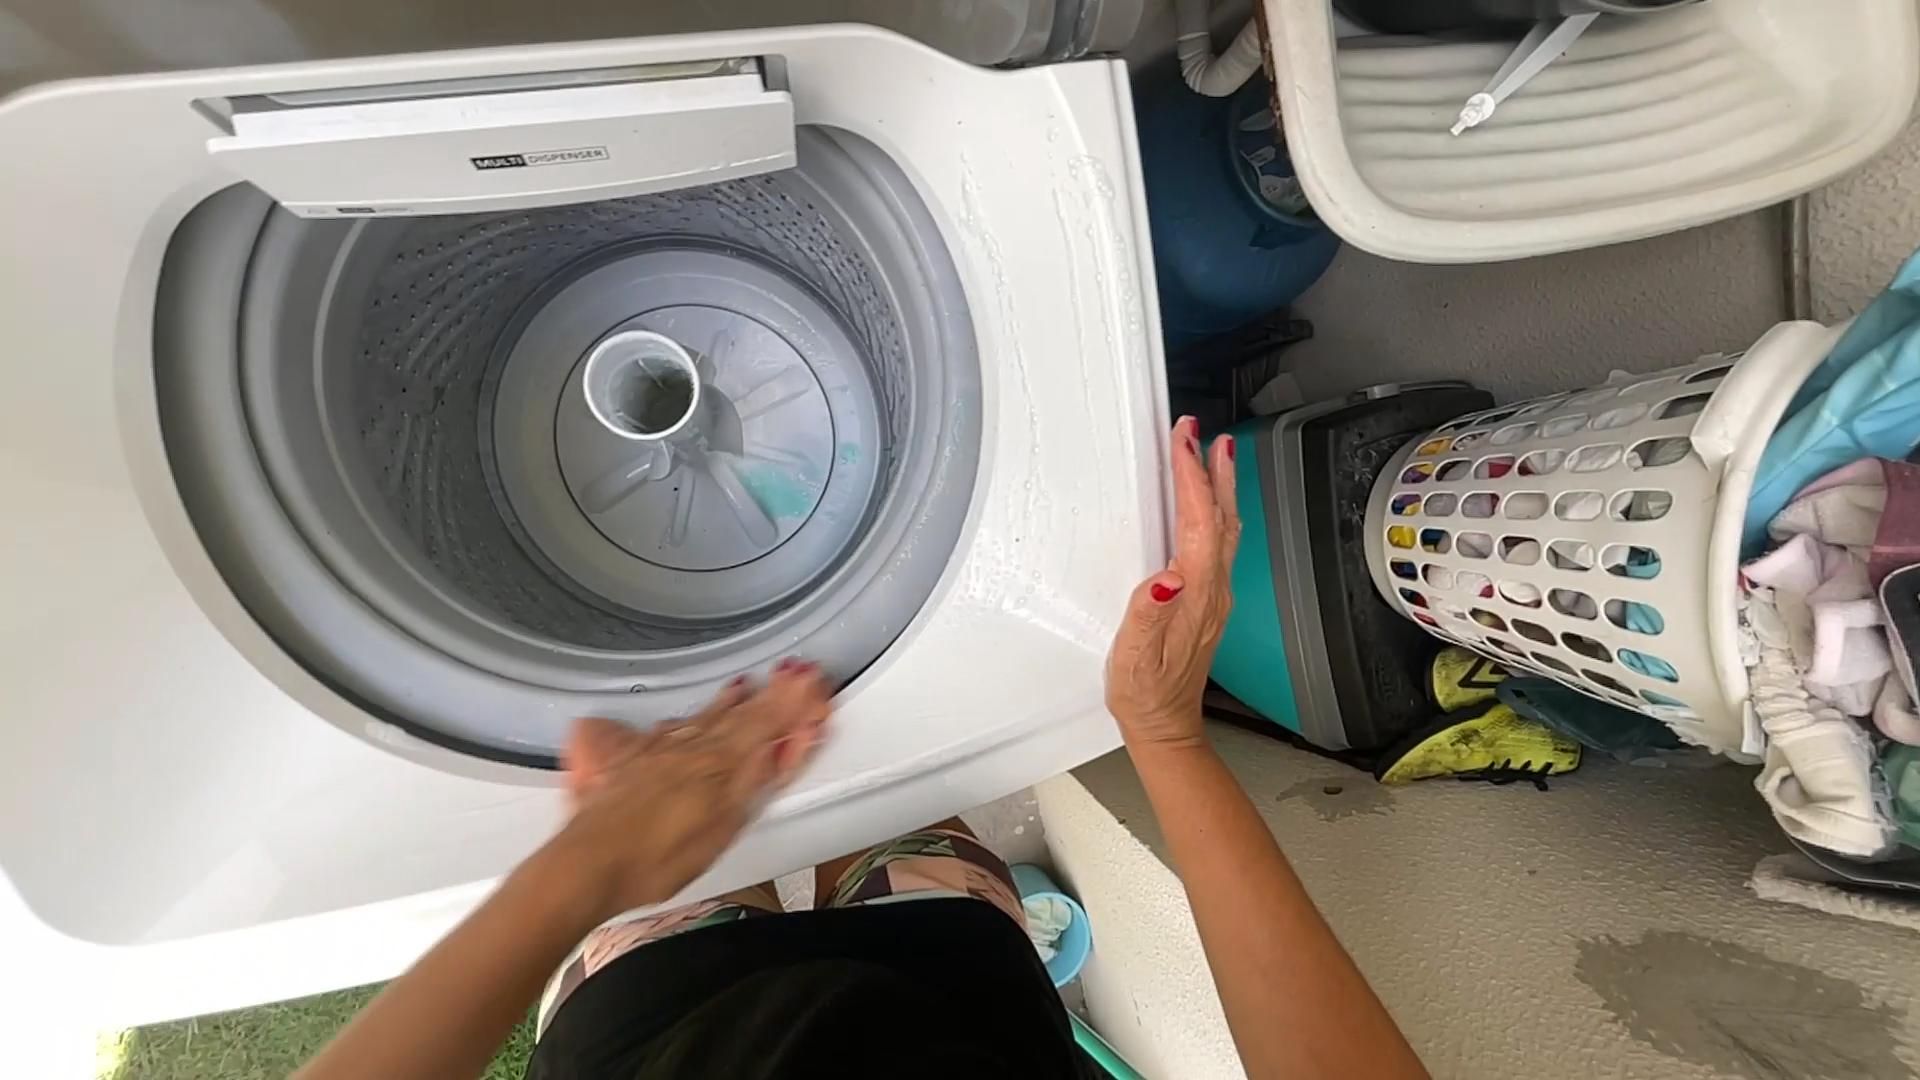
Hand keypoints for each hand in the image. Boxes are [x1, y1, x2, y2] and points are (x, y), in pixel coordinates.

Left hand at [550, 661, 832, 919]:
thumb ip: (753, 781)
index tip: (814, 682)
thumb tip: (779, 744)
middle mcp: (692, 750)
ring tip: (746, 684)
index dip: (793, 705)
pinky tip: (681, 718)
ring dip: (731, 701)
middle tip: (794, 671)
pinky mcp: (630, 764)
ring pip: (705, 719)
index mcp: (720, 765)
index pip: (766, 725)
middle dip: (772, 694)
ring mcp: (659, 753)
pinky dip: (684, 720)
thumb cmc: (656, 858)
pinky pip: (665, 731)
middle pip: (741, 717)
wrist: (584, 866)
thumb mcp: (720, 828)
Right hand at [1105, 416, 1239, 752]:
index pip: (1197, 525)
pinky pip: (1217, 544)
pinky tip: (1208, 507)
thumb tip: (1166, 577)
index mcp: (1195, 597)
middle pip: (1220, 519)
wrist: (1166, 725)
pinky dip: (1215, 513)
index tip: (1185, 444)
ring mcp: (1214, 595)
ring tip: (1216, 455)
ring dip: (1220, 488)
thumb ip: (1149, 616)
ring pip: (1224, 530)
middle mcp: (1212, 592)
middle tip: (1204, 434)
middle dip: (1213, 471)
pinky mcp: (1207, 600)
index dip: (1192, 480)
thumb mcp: (1136, 659)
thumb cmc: (1146, 694)